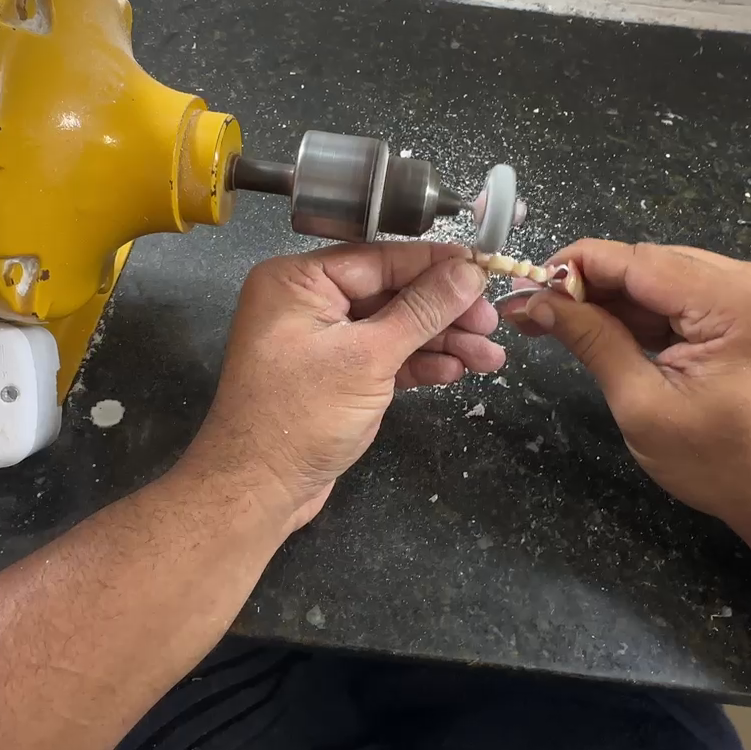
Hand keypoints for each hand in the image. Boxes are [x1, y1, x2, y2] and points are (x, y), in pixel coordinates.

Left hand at [185, 242, 504, 528]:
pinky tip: (455, 371)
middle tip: (492, 323)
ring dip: (441, 342)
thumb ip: (422, 310)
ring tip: (489, 356)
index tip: (484, 268)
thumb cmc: (302, 415)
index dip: (435, 265)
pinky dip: (418, 365)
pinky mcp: (335, 376)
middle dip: (444, 312)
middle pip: (390, 293)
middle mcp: (308, 303)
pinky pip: (383, 358)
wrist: (259, 490)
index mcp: (298, 281)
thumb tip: (468, 271)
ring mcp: (322, 341)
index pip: (379, 259)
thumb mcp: (368, 357)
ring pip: (393, 328)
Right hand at [503, 240, 750, 530]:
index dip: (573, 266)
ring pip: (665, 277)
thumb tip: (535, 302)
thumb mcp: (643, 405)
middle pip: (652, 264)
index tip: (525, 284)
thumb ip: (591, 340)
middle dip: (588, 285)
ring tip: (558, 320)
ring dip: (613, 299)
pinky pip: (687, 294)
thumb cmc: (721, 466)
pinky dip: (645, 312)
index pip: (639, 260)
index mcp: (741, 303)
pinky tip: (605, 327)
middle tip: (533, 310)